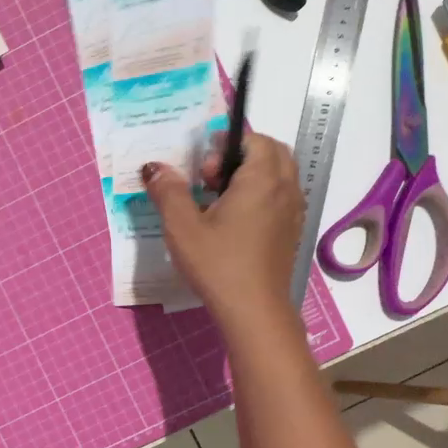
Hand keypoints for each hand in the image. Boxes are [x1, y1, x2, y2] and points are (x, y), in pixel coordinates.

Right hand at [142, 132, 303, 328]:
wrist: (252, 306)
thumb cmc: (216, 262)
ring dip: (250, 175)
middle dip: (241, 156)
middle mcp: (285, 188)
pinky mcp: (291, 229)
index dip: (228, 144)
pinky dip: (260, 194)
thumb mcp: (182, 227)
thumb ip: (168, 192)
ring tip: (218, 200)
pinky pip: (280, 196)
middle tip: (209, 179)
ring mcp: (293, 210)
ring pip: (279, 175)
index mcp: (261, 180)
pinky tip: (233, 221)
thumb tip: (154, 167)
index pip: (256, 140)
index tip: (201, 164)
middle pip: (272, 153)